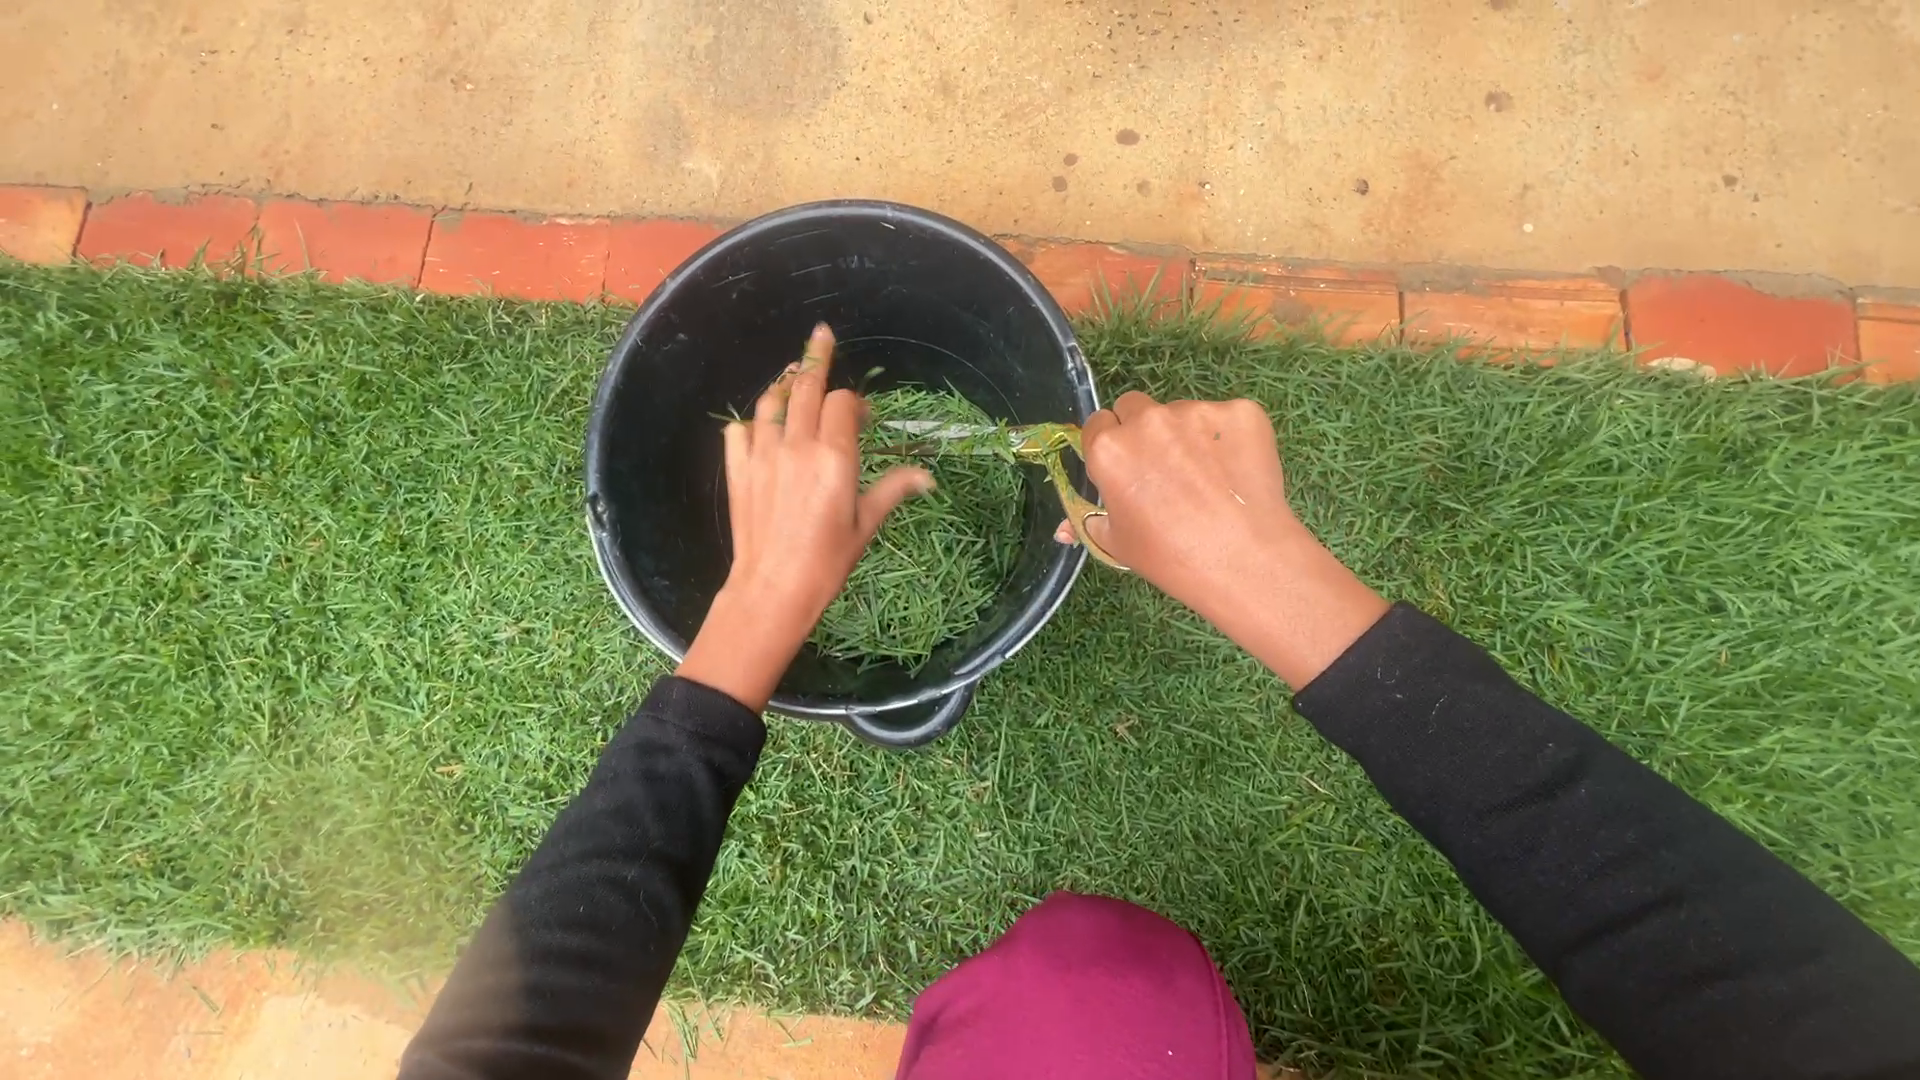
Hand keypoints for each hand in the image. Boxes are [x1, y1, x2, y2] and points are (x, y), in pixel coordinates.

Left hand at [677, 324, 933, 711]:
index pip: (845, 404)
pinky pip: (739, 430)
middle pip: (808, 387)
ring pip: (771, 401)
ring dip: (784, 383)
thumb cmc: (827, 561)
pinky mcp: (738, 469)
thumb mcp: (865, 525)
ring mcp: (762, 454)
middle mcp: (797, 445)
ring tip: (794, 374)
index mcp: (835, 457)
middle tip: (823, 334)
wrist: (772, 588)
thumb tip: (927, 476)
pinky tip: (761, 424)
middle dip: (818, 358)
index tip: (862, 416)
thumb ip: (893, 490)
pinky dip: (751, 420)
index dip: (856, 403)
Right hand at [1067, 391, 1388, 686]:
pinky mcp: (1240, 412)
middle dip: (1142, 430)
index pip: (1097, 424)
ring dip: (1186, 435)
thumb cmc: (1169, 557)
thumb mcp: (1118, 544)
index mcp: (1109, 449)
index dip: (1110, 445)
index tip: (1126, 467)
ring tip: (1206, 478)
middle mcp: (1147, 420)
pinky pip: (1225, 419)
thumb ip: (1089, 524)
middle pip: (1134, 407)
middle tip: (1162, 468)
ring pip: (1181, 413)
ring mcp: (1196, 411)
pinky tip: (1235, 474)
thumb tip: (1063, 531)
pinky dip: (1228, 440)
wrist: (1243, 558)